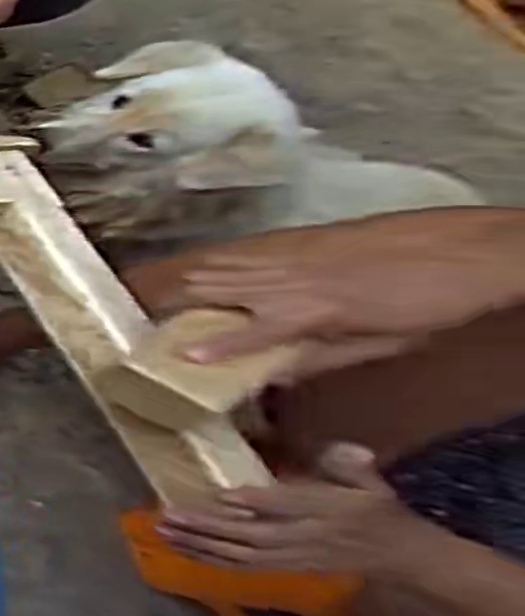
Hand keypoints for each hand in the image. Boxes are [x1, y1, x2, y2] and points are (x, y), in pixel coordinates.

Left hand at [157, 444, 431, 574]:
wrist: (406, 557)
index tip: (221, 496)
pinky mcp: (285, 569)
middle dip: (208, 527)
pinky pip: (244, 566)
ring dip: (199, 544)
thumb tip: (350, 450)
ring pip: (242, 556)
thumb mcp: (372, 485)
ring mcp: (294, 558)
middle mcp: (307, 538)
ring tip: (162, 531)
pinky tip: (179, 548)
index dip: (256, 503)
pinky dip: (210, 559)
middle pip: (253, 536)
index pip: (289, 508)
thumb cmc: (378, 512)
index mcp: (329, 513)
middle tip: (169, 515)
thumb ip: (352, 466)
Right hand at [172, 208, 524, 376]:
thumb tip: (276, 374)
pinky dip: (206, 263)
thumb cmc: (429, 303)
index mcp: (307, 314)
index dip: (212, 347)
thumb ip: (323, 358)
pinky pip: (231, 253)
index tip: (183, 356)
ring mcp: (278, 258)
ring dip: (181, 284)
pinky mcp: (284, 242)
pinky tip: (197, 269)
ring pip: (210, 269)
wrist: (466, 249)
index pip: (246, 334)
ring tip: (160, 296)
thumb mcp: (386, 343)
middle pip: (207, 291)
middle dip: (172, 305)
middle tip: (148, 319)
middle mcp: (281, 284)